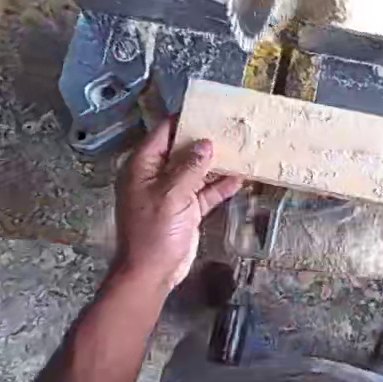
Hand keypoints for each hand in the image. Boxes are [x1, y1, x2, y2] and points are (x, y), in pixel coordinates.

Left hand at [111, 119, 245, 295]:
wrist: (151, 272)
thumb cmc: (154, 231)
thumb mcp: (171, 194)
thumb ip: (190, 167)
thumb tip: (206, 143)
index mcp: (142, 167)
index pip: (162, 134)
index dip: (183, 120)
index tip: (207, 109)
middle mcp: (155, 176)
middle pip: (180, 151)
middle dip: (203, 140)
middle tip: (230, 126)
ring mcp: (171, 194)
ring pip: (195, 172)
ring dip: (215, 163)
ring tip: (240, 147)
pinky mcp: (185, 211)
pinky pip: (203, 193)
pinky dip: (219, 187)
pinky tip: (239, 178)